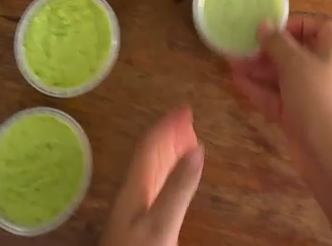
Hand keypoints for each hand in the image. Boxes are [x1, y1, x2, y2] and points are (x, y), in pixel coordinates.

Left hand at [102, 106, 203, 245]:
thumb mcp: (161, 222)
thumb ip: (179, 187)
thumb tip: (198, 148)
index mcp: (135, 186)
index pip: (149, 145)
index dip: (166, 124)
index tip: (185, 107)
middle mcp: (133, 192)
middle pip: (150, 156)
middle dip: (169, 135)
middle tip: (189, 119)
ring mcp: (135, 209)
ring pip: (152, 172)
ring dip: (169, 154)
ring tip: (186, 141)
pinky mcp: (140, 225)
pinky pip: (155, 188)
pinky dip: (168, 175)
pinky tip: (176, 180)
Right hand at [229, 14, 331, 169]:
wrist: (330, 157)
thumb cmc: (317, 99)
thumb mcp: (296, 64)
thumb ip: (277, 43)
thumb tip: (264, 25)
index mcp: (331, 52)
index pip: (320, 27)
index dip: (299, 23)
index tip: (275, 27)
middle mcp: (321, 70)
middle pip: (295, 51)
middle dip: (269, 48)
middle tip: (243, 45)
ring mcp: (309, 95)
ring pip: (281, 75)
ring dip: (258, 68)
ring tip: (232, 61)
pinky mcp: (296, 115)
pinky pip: (275, 96)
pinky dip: (258, 88)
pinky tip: (236, 81)